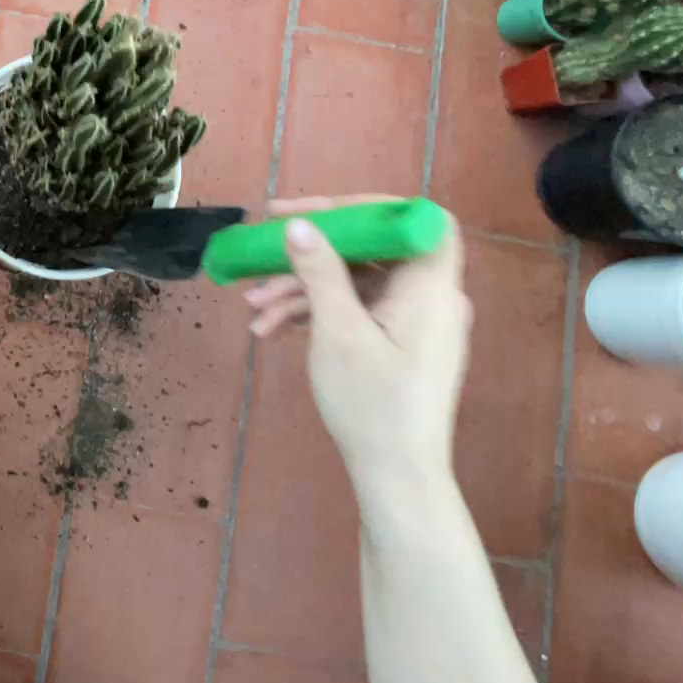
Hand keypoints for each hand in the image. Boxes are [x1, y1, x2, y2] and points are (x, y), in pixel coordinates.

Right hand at [242, 196, 471, 490]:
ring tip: (253, 308)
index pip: (412, 222)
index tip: (307, 212)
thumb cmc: (372, 402)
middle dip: (310, 253)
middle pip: (371, 250)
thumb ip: (320, 272)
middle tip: (261, 246)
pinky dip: (314, 311)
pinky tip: (271, 328)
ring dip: (300, 288)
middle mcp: (428, 297)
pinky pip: (353, 308)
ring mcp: (411, 320)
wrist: (394, 474)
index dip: (362, 208)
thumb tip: (299, 225)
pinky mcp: (395, 340)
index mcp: (430, 289)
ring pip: (353, 282)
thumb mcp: (338, 332)